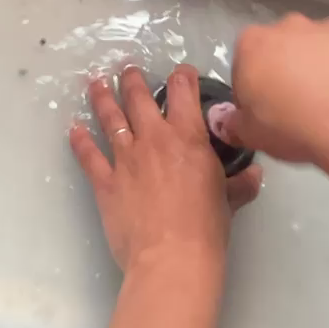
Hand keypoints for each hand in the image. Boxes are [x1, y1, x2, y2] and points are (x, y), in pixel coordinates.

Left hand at [69, 64, 263, 275]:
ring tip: (96, 82)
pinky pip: (89, 155)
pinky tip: (74, 128)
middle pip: (139, 99)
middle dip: (133, 80)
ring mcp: (126, 159)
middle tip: (127, 70)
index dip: (182, 77)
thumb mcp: (229, 201)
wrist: (171, 257)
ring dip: (103, 98)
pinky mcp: (105, 182)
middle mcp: (154, 140)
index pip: (184, 93)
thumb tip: (255, 175)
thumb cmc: (207, 228)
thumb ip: (240, 183)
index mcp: (187, 138)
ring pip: (111, 118)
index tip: (181, 72)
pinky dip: (80, 140)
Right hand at [229, 14, 328, 167]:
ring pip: (321, 46)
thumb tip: (227, 121)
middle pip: (283, 48)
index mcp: (254, 43)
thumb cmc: (295, 127)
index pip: (245, 64)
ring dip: (322, 67)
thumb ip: (233, 123)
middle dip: (287, 71)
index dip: (253, 90)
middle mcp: (292, 25)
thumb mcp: (251, 135)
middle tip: (299, 107)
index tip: (265, 112)